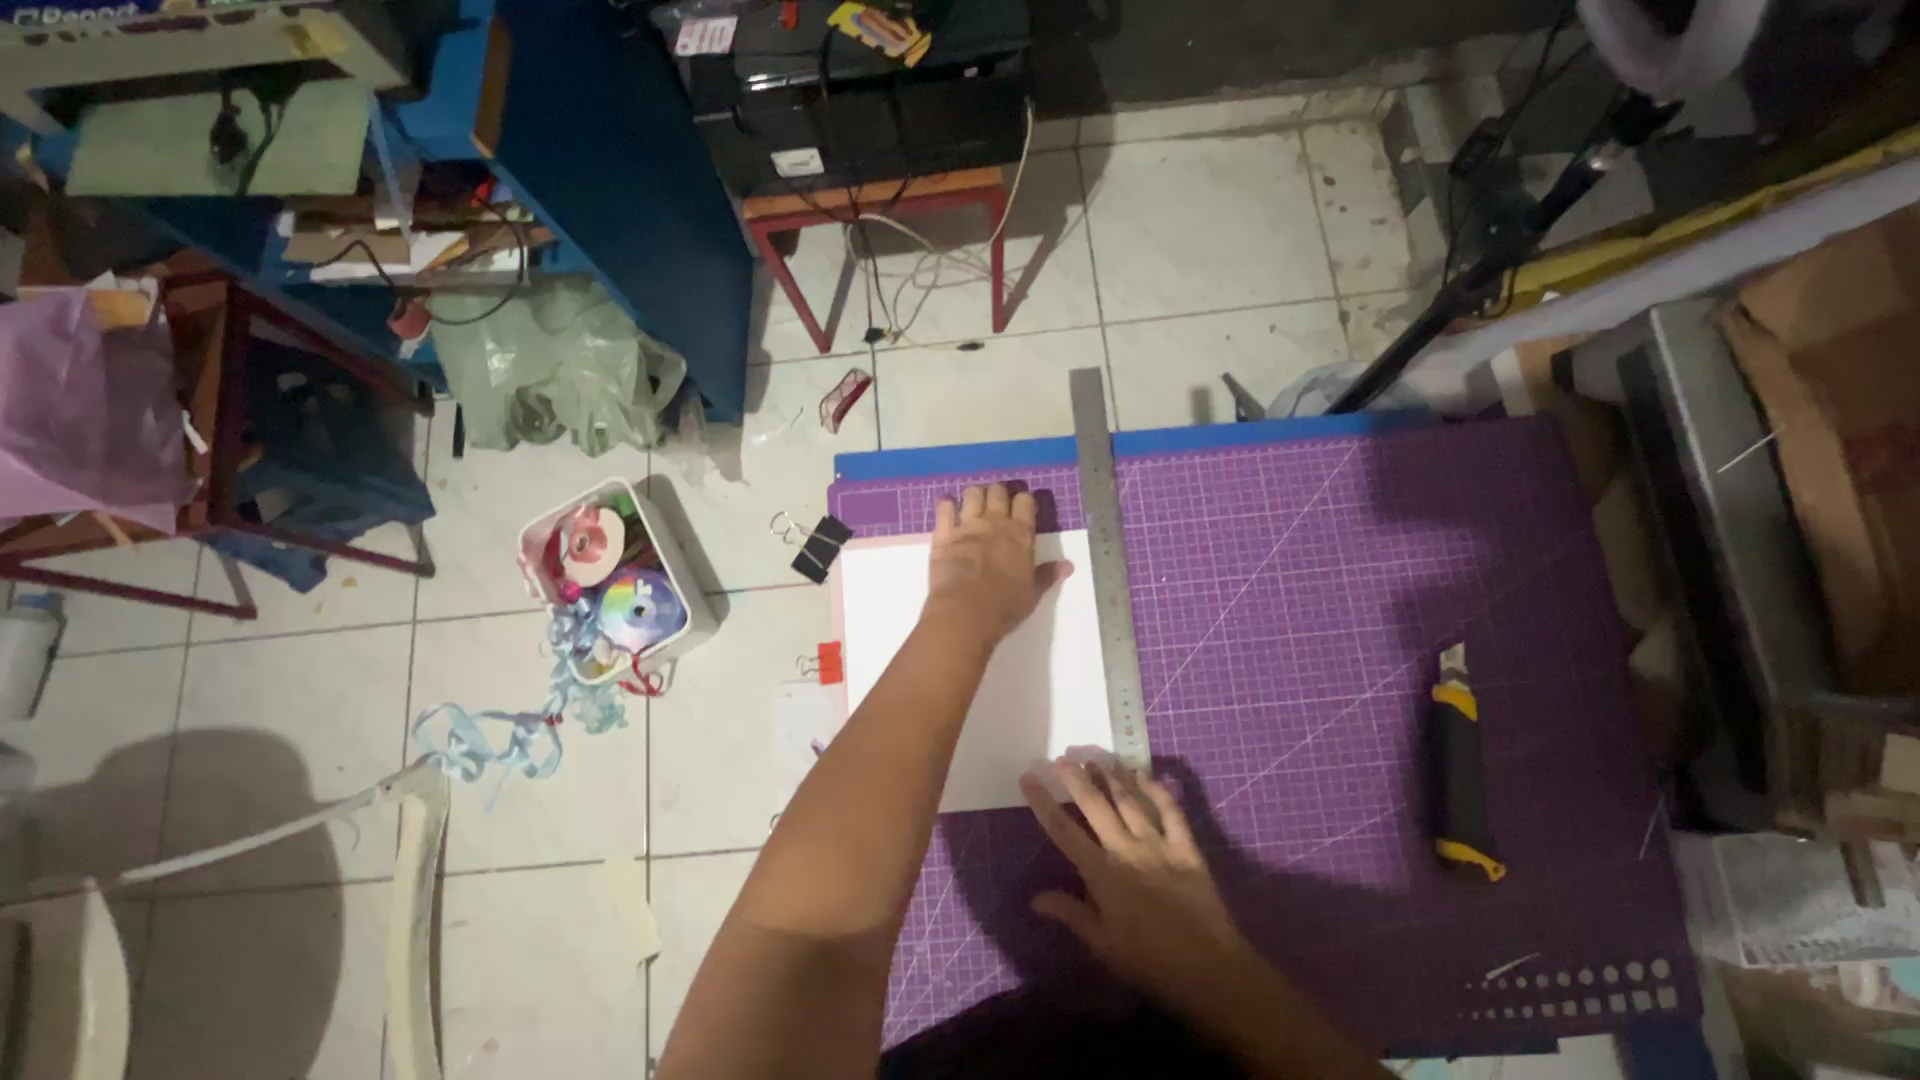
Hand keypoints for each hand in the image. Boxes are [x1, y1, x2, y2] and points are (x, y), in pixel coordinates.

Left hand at [923, 484, 1071, 644]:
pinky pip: (944, 507)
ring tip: (975, 504)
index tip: (1022, 507)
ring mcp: (967, 525)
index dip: (1024, 500)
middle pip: (998, 491)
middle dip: (998, 493)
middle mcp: (995, 522)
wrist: (965, 611)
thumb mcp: (1032, 593)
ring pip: (972, 493)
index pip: (1025, 501)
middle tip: (997, 504)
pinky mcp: (943, 534)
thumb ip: (1047, 575)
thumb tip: (1068, 565)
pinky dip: (947, 504)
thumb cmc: (1004, 605)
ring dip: (975, 495)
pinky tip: (948, 509)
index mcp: (1020, 534)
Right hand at [1022, 759, 1269, 1017]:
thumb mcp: (1103, 946)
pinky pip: (1171, 812)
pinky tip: (1144, 774)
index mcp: (1102, 875)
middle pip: (1095, 806)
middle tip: (1061, 757)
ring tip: (1095, 756)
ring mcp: (1158, 846)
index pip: (1064, 831)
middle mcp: (1126, 851)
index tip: (1028, 778)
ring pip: (1130, 801)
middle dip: (1075, 778)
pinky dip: (1157, 790)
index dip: (1043, 803)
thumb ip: (1071, 914)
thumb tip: (1035, 897)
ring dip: (1111, 776)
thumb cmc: (1150, 961)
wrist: (1209, 969)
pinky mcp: (1187, 849)